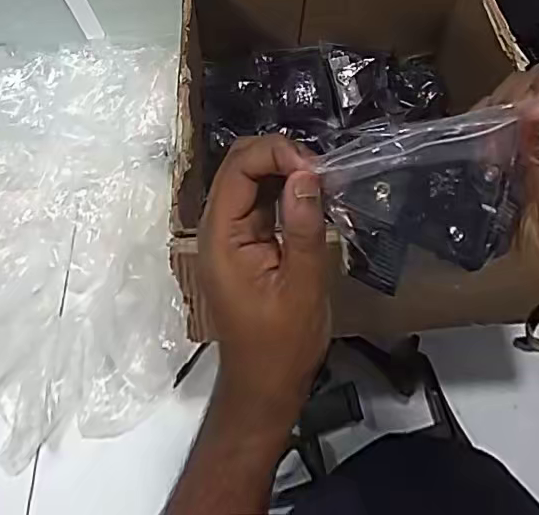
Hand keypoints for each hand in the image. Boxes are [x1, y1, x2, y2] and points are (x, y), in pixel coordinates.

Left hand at [195, 134, 331, 423]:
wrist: (264, 385)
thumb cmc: (280, 345)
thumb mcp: (301, 289)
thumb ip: (303, 229)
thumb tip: (307, 174)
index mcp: (220, 234)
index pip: (237, 169)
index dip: (274, 154)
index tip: (313, 165)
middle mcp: (218, 224)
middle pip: (239, 165)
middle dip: (278, 155)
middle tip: (319, 169)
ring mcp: (230, 230)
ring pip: (249, 177)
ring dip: (282, 168)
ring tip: (320, 177)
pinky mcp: (244, 238)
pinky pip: (260, 198)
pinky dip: (284, 187)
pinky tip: (309, 192)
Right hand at [490, 65, 538, 334]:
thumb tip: (537, 107)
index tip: (526, 108)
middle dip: (522, 94)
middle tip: (495, 124)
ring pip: (530, 98)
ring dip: (502, 109)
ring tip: (485, 138)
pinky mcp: (532, 157)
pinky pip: (511, 122)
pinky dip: (490, 125)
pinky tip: (481, 147)